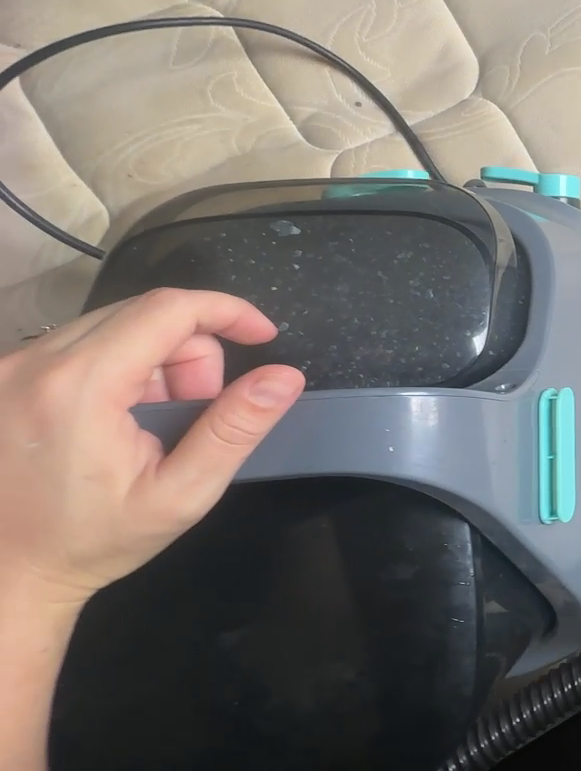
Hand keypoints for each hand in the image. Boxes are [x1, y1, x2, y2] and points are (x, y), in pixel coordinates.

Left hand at [0, 289, 304, 611]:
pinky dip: (121, 363)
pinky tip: (122, 411)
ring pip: (115, 323)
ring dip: (158, 356)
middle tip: (204, 402)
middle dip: (197, 346)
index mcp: (78, 387)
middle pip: (147, 312)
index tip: (264, 337)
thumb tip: (284, 375)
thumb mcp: (182, 493)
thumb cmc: (91, 539)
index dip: (230, 311)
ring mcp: (4, 372)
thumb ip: (236, 429)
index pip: (170, 308)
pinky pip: (81, 342)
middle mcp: (29, 366)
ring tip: (160, 414)